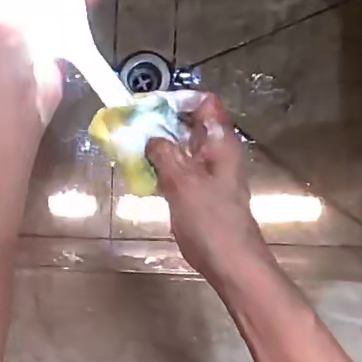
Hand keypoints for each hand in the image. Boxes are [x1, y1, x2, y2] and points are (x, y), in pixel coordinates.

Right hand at [146, 95, 272, 283]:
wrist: (231, 262)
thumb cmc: (210, 220)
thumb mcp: (182, 182)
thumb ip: (164, 153)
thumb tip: (150, 138)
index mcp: (220, 142)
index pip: (203, 102)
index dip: (177, 99)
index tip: (148, 107)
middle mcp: (217, 152)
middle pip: (189, 124)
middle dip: (160, 122)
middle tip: (130, 126)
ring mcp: (210, 173)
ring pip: (182, 147)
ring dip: (158, 146)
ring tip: (131, 148)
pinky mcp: (201, 192)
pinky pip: (180, 169)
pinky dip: (162, 167)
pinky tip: (142, 174)